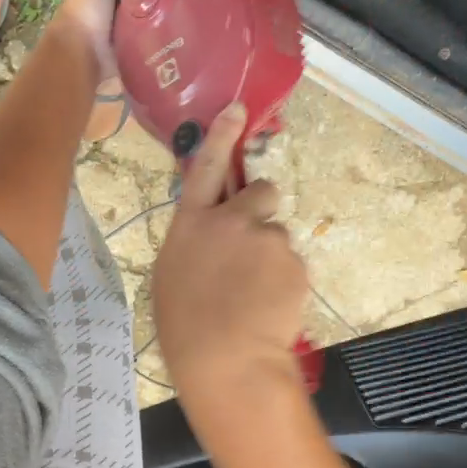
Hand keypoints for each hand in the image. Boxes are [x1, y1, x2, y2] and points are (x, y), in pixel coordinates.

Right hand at [152, 102, 309, 400]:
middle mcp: (230, 220)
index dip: (222, 135)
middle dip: (262, 210)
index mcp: (190, 222)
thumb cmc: (183, 323)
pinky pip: (292, 262)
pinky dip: (284, 279)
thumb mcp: (171, 272)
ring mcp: (266, 239)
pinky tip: (269, 304)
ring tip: (255, 291)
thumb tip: (210, 233)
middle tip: (252, 245)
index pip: (205, 166)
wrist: (227, 359)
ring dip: (271, 253)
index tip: (239, 108)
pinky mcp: (295, 263)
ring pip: (278, 234)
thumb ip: (193, 240)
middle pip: (263, 191)